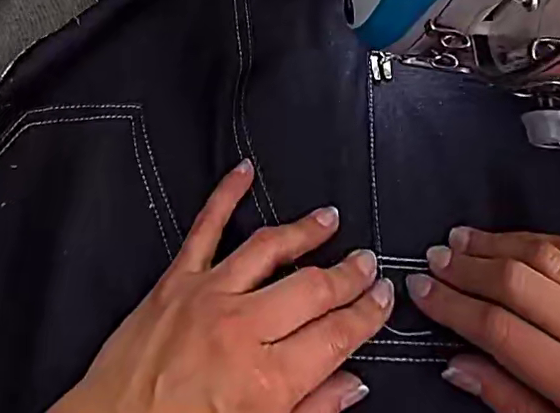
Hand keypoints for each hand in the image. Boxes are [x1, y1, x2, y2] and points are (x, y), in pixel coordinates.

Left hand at [50, 161, 392, 412]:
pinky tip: (244, 170)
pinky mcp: (176, 280)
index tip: (383, 296)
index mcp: (264, 382)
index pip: (335, 335)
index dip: (367, 313)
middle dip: (349, 273)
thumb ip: (310, 411)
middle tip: (368, 261)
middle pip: (312, 288)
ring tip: (329, 219)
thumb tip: (352, 381)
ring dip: (305, 231)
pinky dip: (225, 194)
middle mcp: (241, 330)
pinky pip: (205, 227)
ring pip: (270, 248)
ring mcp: (208, 296)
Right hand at [406, 229, 559, 412]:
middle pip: (522, 283)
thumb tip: (460, 365)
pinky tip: (512, 239)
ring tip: (461, 240)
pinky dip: (537, 240)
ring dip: (497, 243)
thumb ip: (515, 404)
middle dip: (469, 268)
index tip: (425, 292)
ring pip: (548, 255)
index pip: (505, 332)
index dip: (455, 307)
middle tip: (433, 259)